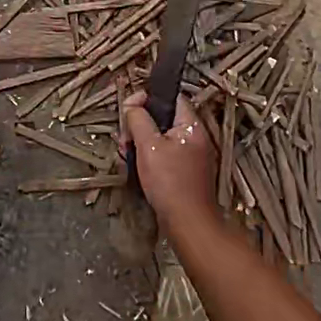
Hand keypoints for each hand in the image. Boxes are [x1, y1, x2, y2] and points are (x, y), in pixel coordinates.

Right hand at [119, 91, 216, 229]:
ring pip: (161, 137)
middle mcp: (195, 137)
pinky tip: (137, 167)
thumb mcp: (148, 145)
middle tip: (124, 137)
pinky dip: (150, 156)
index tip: (129, 108)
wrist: (188, 223)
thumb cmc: (169, 181)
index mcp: (191, 125)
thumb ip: (139, 119)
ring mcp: (192, 156)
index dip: (148, 97)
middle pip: (163, 118)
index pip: (171, 97)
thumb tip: (132, 104)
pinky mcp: (186, 172)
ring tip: (127, 154)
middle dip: (140, 124)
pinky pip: (165, 154)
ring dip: (142, 142)